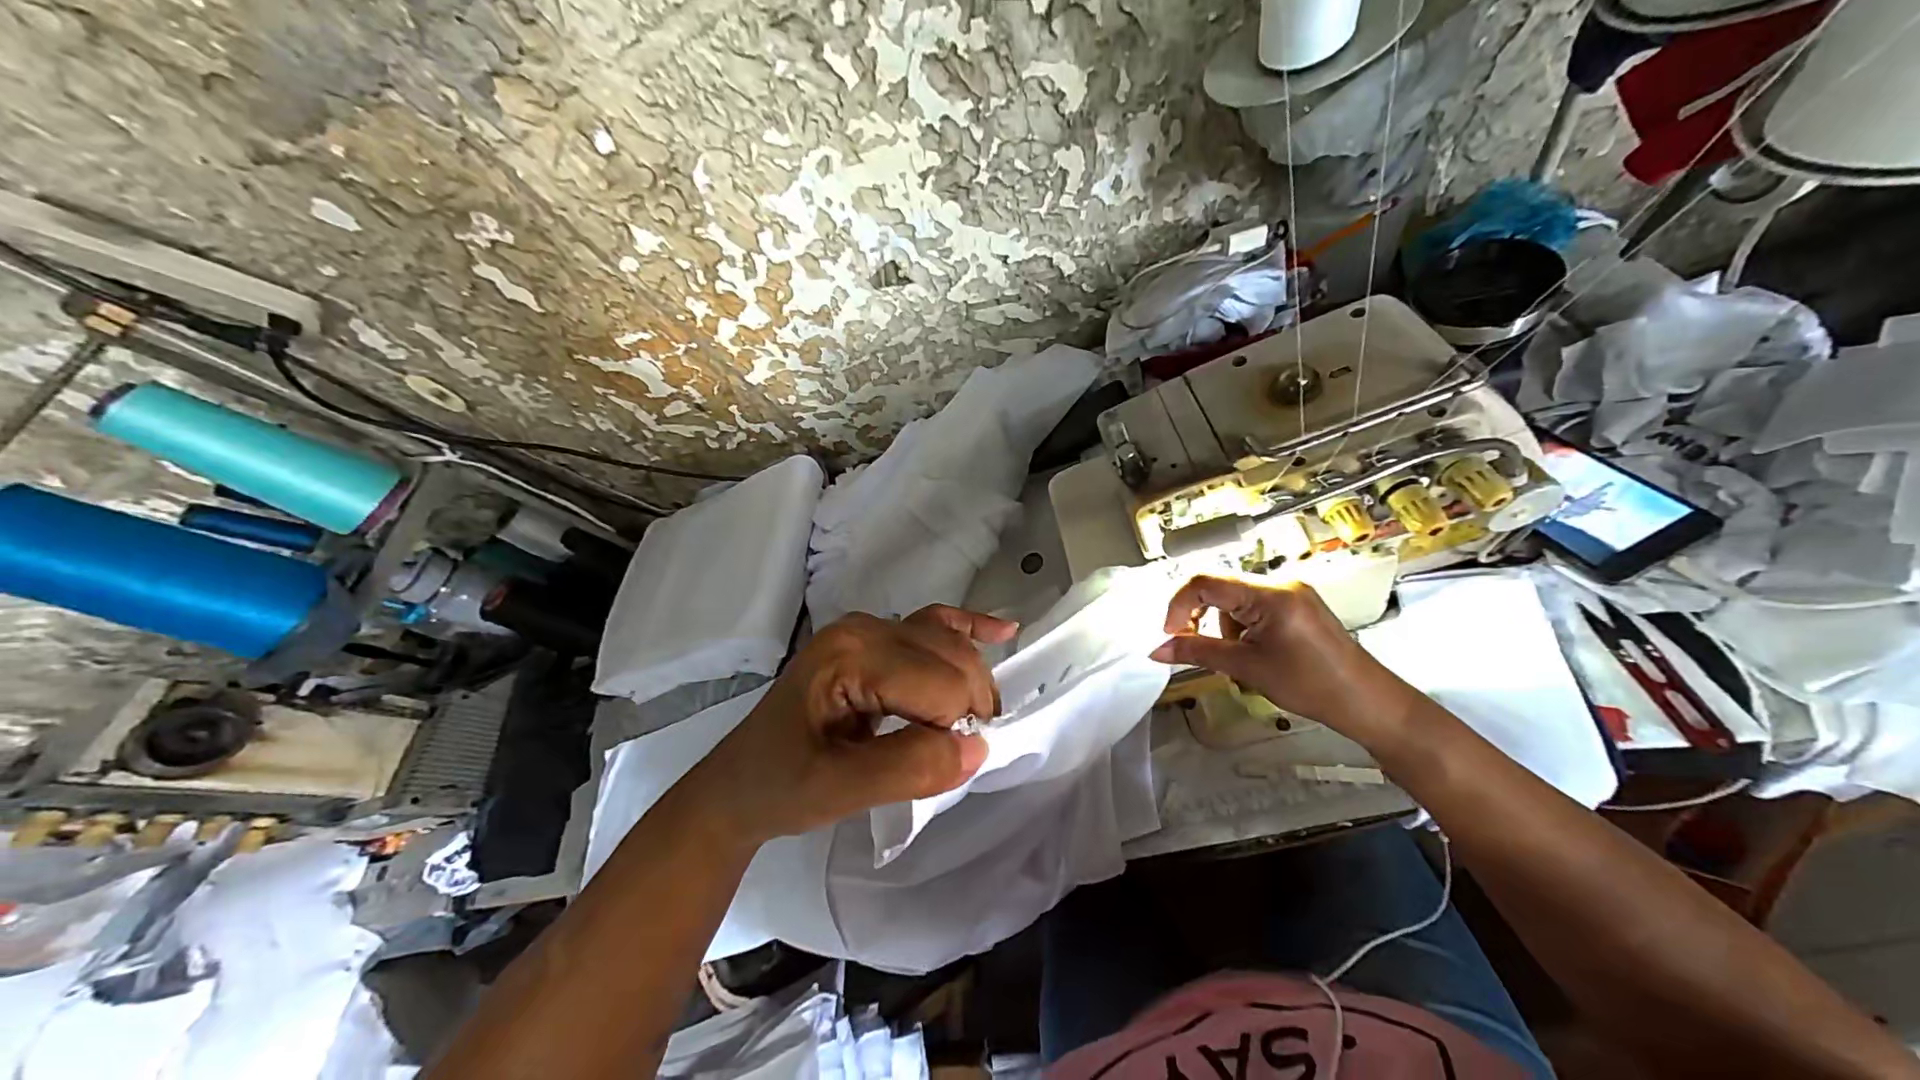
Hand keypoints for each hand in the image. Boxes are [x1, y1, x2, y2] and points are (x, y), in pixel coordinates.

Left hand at [684, 604, 1017, 843]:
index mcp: (851, 655)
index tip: (937, 766)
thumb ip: (909, 768)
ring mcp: (868, 629)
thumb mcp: (838, 791)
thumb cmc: (781, 787)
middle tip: (955, 754)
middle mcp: (863, 628)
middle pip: (951, 657)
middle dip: (969, 705)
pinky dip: (969, 629)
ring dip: (971, 682)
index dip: (953, 728)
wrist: (739, 786)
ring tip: (970, 725)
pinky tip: (1004, 629)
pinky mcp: (873, 640)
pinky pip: (934, 625)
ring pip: (949, 644)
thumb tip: (976, 747)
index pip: (940, 683)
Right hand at [1149, 574, 1418, 744]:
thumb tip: (1157, 649)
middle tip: (1195, 647)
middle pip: (1220, 589)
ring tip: (1241, 661)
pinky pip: (1255, 607)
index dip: (1179, 606)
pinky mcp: (1299, 605)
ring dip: (1225, 628)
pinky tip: (1257, 654)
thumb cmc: (1311, 685)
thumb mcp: (1247, 668)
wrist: (1367, 701)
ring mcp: (1292, 593)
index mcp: (1269, 595)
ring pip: (1235, 600)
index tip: (1169, 635)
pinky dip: (1243, 628)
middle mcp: (1281, 584)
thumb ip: (1197, 652)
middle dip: (1202, 619)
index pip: (1206, 583)